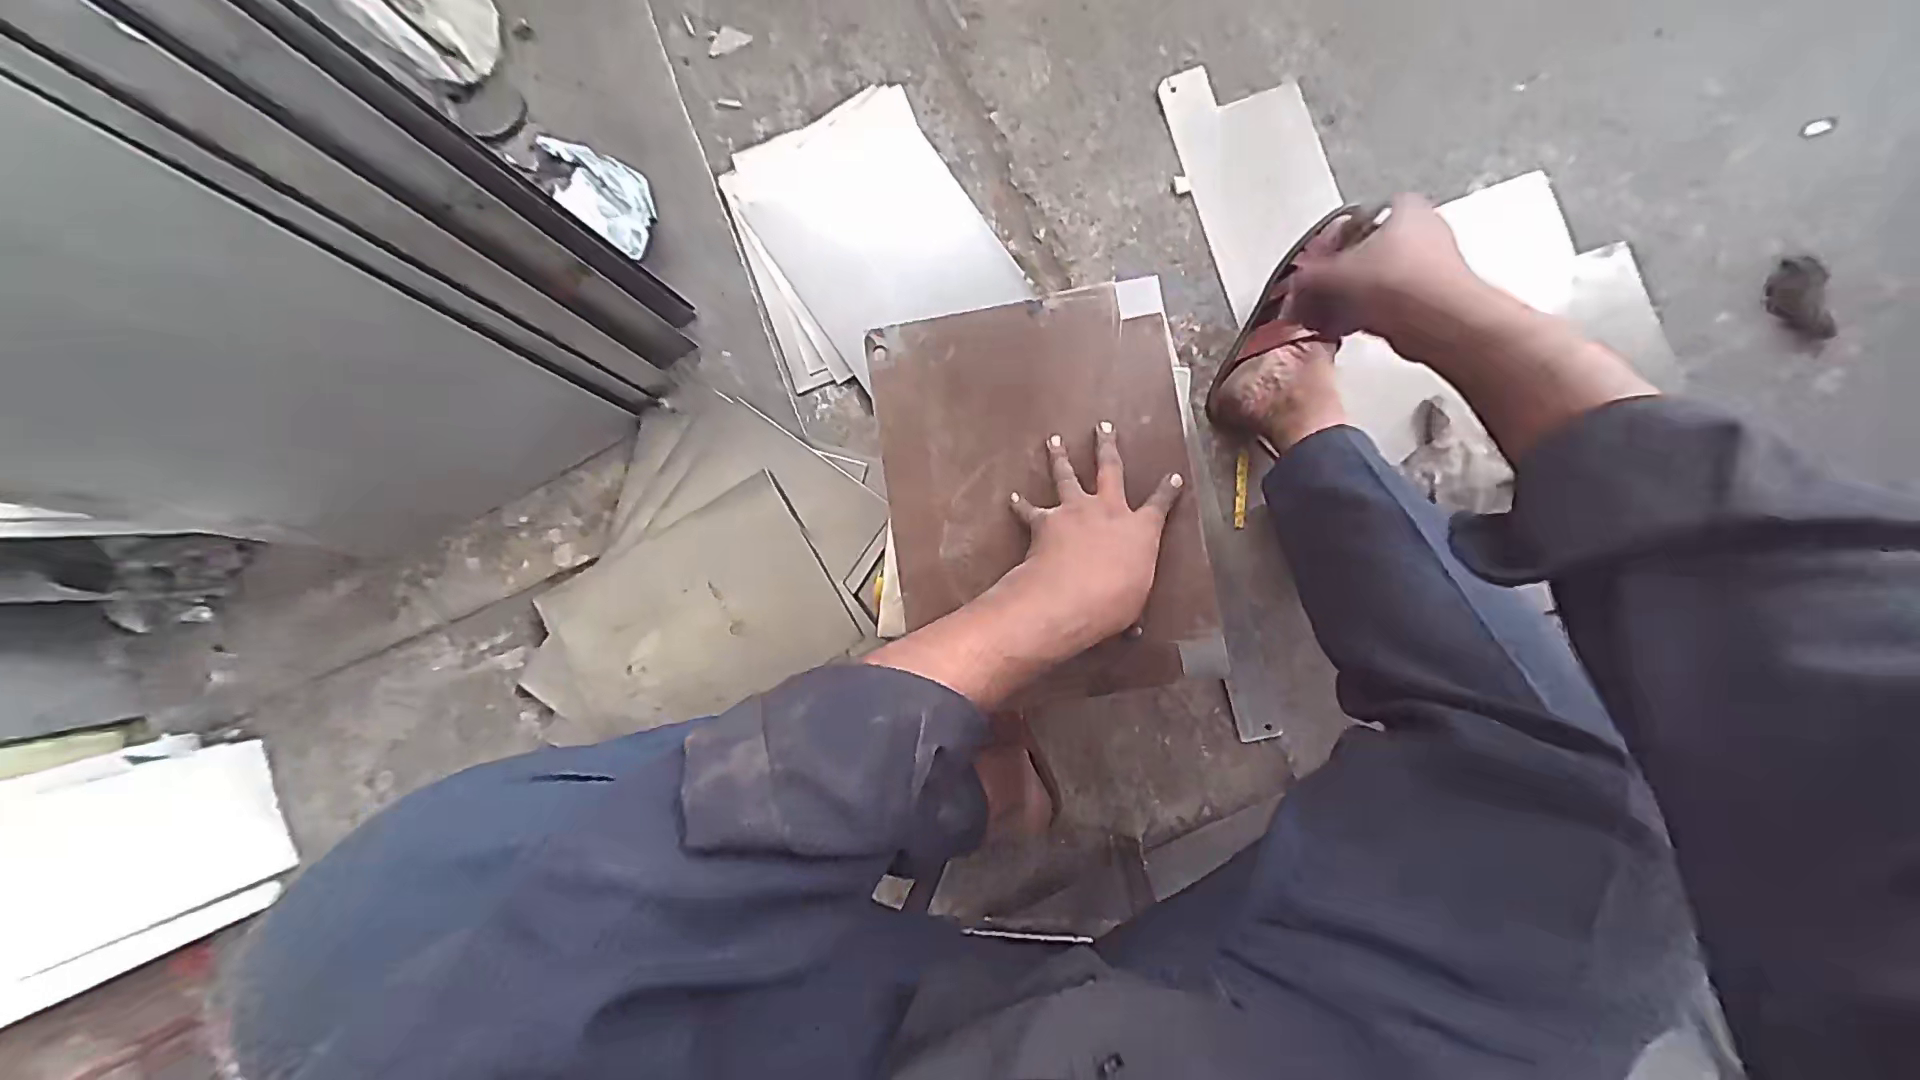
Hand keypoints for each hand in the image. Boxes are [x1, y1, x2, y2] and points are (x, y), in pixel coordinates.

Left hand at [1003, 423, 1183, 652]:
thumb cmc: (1113, 603)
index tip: (1173, 476)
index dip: (1168, 490)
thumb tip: (1134, 632)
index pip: (1160, 505)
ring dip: (1060, 456)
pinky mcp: (1046, 520)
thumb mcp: (1132, 606)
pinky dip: (1020, 504)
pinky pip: (1030, 509)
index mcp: (1140, 529)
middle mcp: (1108, 510)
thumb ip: (1132, 610)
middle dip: (1107, 446)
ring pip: (1067, 474)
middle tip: (1102, 427)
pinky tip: (1012, 498)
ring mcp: (1075, 510)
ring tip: (1054, 439)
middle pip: (1110, 469)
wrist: (1070, 595)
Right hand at [1282, 194, 1486, 348]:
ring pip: (1376, 277)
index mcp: (1405, 208)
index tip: (1318, 257)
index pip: (1360, 215)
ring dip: (1351, 296)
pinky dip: (1365, 312)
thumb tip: (1298, 281)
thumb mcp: (1333, 274)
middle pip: (1367, 250)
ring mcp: (1429, 264)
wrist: (1435, 321)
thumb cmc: (1402, 283)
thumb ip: (1308, 275)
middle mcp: (1424, 230)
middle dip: (1341, 272)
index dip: (1334, 237)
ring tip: (1329, 312)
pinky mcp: (1428, 296)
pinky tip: (1347, 325)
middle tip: (1320, 289)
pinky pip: (1387, 301)